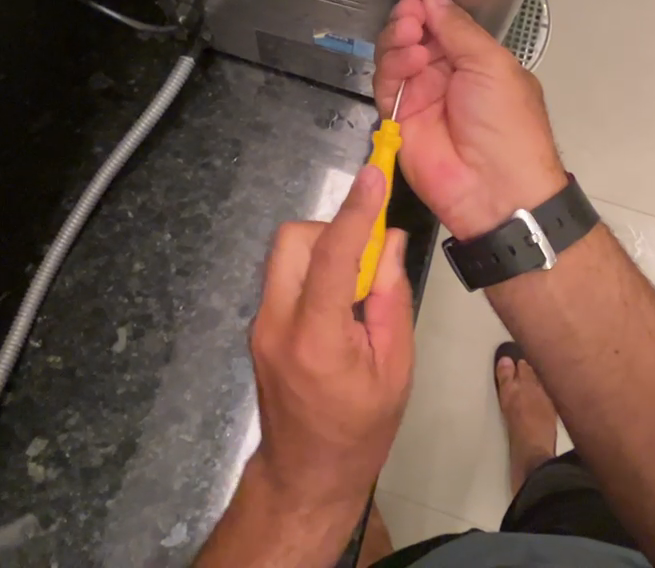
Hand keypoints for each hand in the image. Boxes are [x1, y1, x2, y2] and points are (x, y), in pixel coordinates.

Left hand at [251, 165, 413, 510]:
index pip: (331, 257)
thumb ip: (390, 299)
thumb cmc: (360, 432)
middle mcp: (276, 322)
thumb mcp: (395, 370)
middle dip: (331, 231)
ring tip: (354, 292)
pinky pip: (284, 277)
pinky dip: (313, 274)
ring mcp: (260, 324)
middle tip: (365, 262)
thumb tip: (390, 241)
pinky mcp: (258, 327)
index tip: (374, 176)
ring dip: (322, 252)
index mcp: (316, 339)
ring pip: (284, 254)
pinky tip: (338, 309)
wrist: (304, 478)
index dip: (354, 212)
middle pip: (293, 240)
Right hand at [375, 0, 568, 239]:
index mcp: (474, 59)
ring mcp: (420, 95)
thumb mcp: (492, 63)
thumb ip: (457, 26)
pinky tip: (411, 58)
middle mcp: (445, 74)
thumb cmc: (509, 126)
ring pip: (394, 52)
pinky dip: (393, 64)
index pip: (443, 21)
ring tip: (412, 32)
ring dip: (399, 35)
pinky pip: (385, 81)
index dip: (427, 0)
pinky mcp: (397, 116)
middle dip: (409, 13)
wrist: (496, 189)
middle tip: (410, 6)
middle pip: (413, 32)